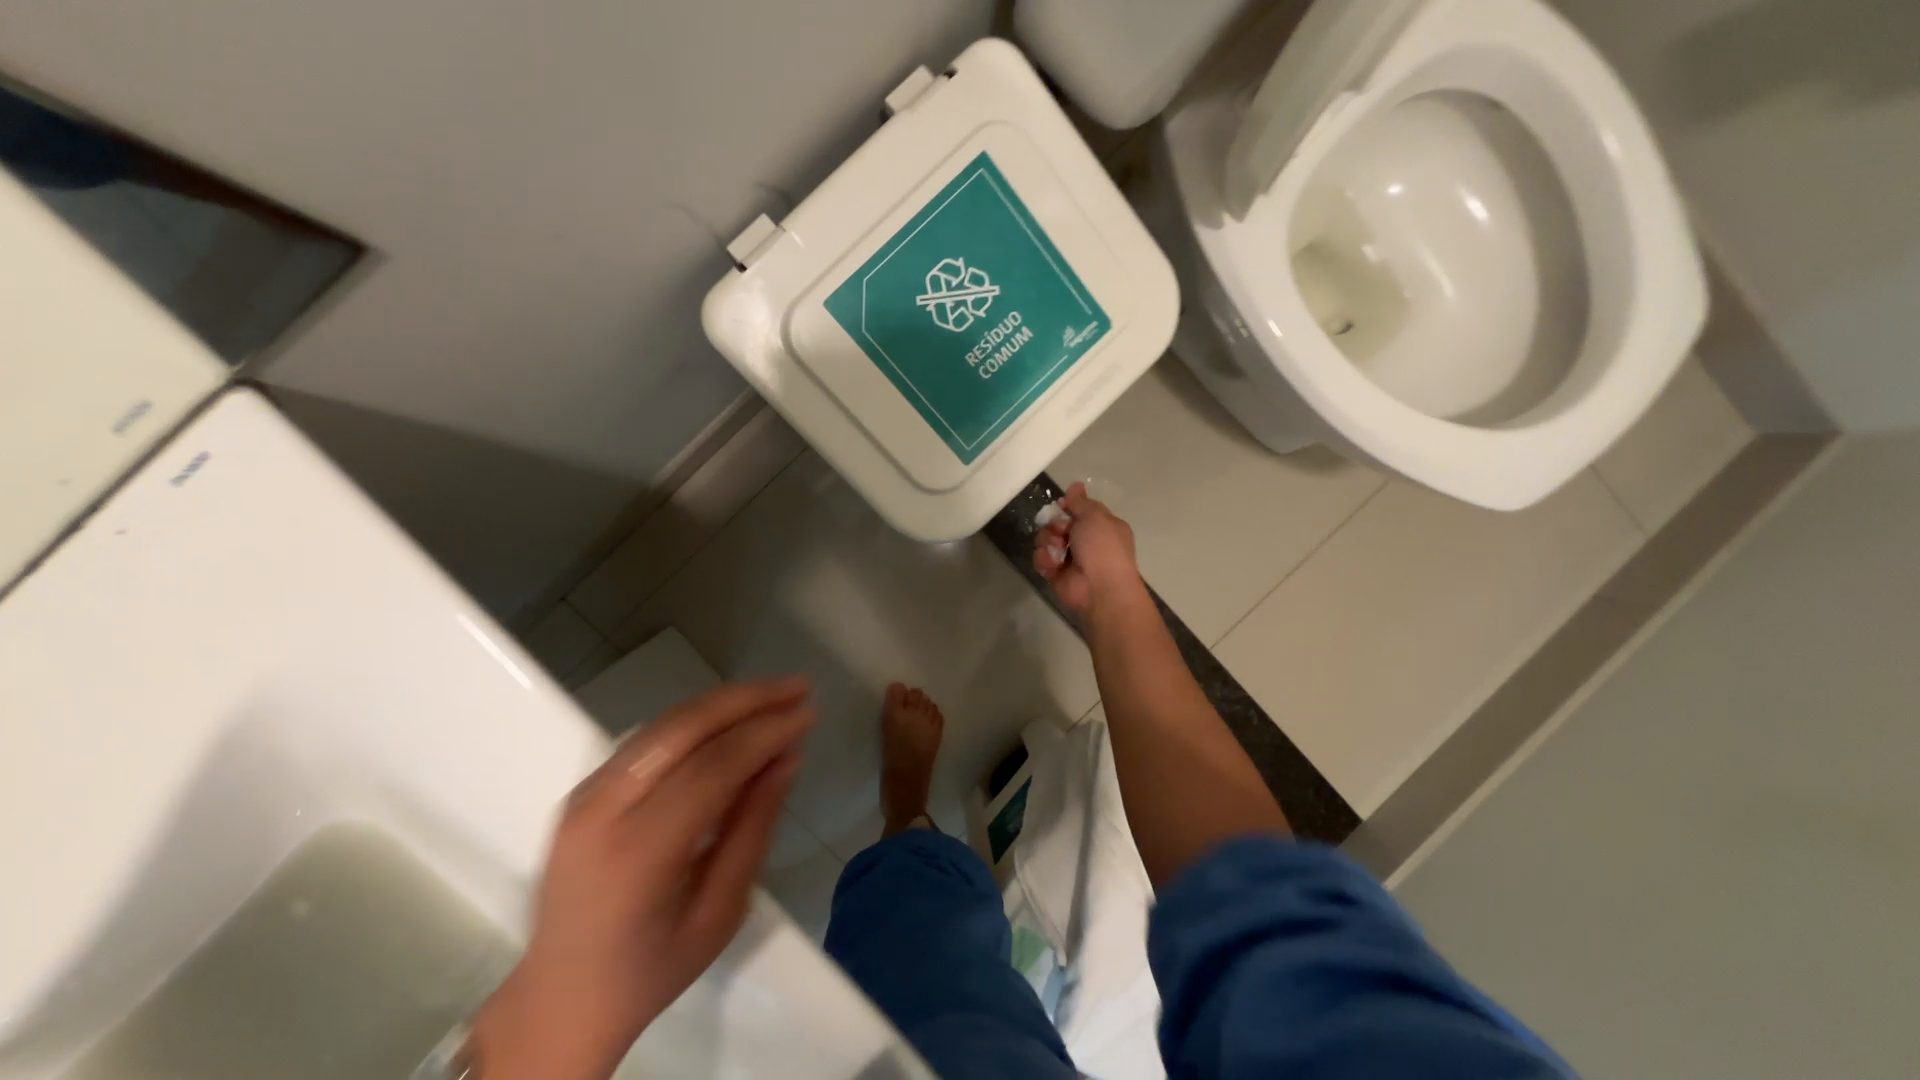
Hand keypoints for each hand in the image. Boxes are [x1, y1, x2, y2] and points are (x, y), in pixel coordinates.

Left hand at [471, 678, 815, 1079]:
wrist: (560, 998)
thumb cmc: (650, 969)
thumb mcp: (719, 912)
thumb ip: (752, 829)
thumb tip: (786, 759)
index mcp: (639, 852)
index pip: (712, 766)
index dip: (766, 732)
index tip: (809, 713)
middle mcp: (602, 809)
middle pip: (682, 728)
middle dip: (747, 699)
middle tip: (798, 687)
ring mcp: (584, 796)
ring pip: (661, 725)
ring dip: (722, 703)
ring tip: (773, 695)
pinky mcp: (580, 791)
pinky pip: (646, 741)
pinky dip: (694, 722)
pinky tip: (729, 721)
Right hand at [1033, 482, 1145, 620]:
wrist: (1099, 588)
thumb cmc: (1103, 548)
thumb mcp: (1095, 517)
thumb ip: (1080, 502)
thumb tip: (1075, 484)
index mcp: (1103, 526)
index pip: (1081, 510)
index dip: (1069, 506)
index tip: (1061, 505)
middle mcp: (1086, 541)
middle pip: (1059, 523)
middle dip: (1055, 525)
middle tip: (1061, 531)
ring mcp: (1070, 558)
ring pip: (1046, 539)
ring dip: (1048, 542)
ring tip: (1057, 550)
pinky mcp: (1055, 573)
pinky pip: (1041, 558)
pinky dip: (1044, 559)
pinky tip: (1053, 564)